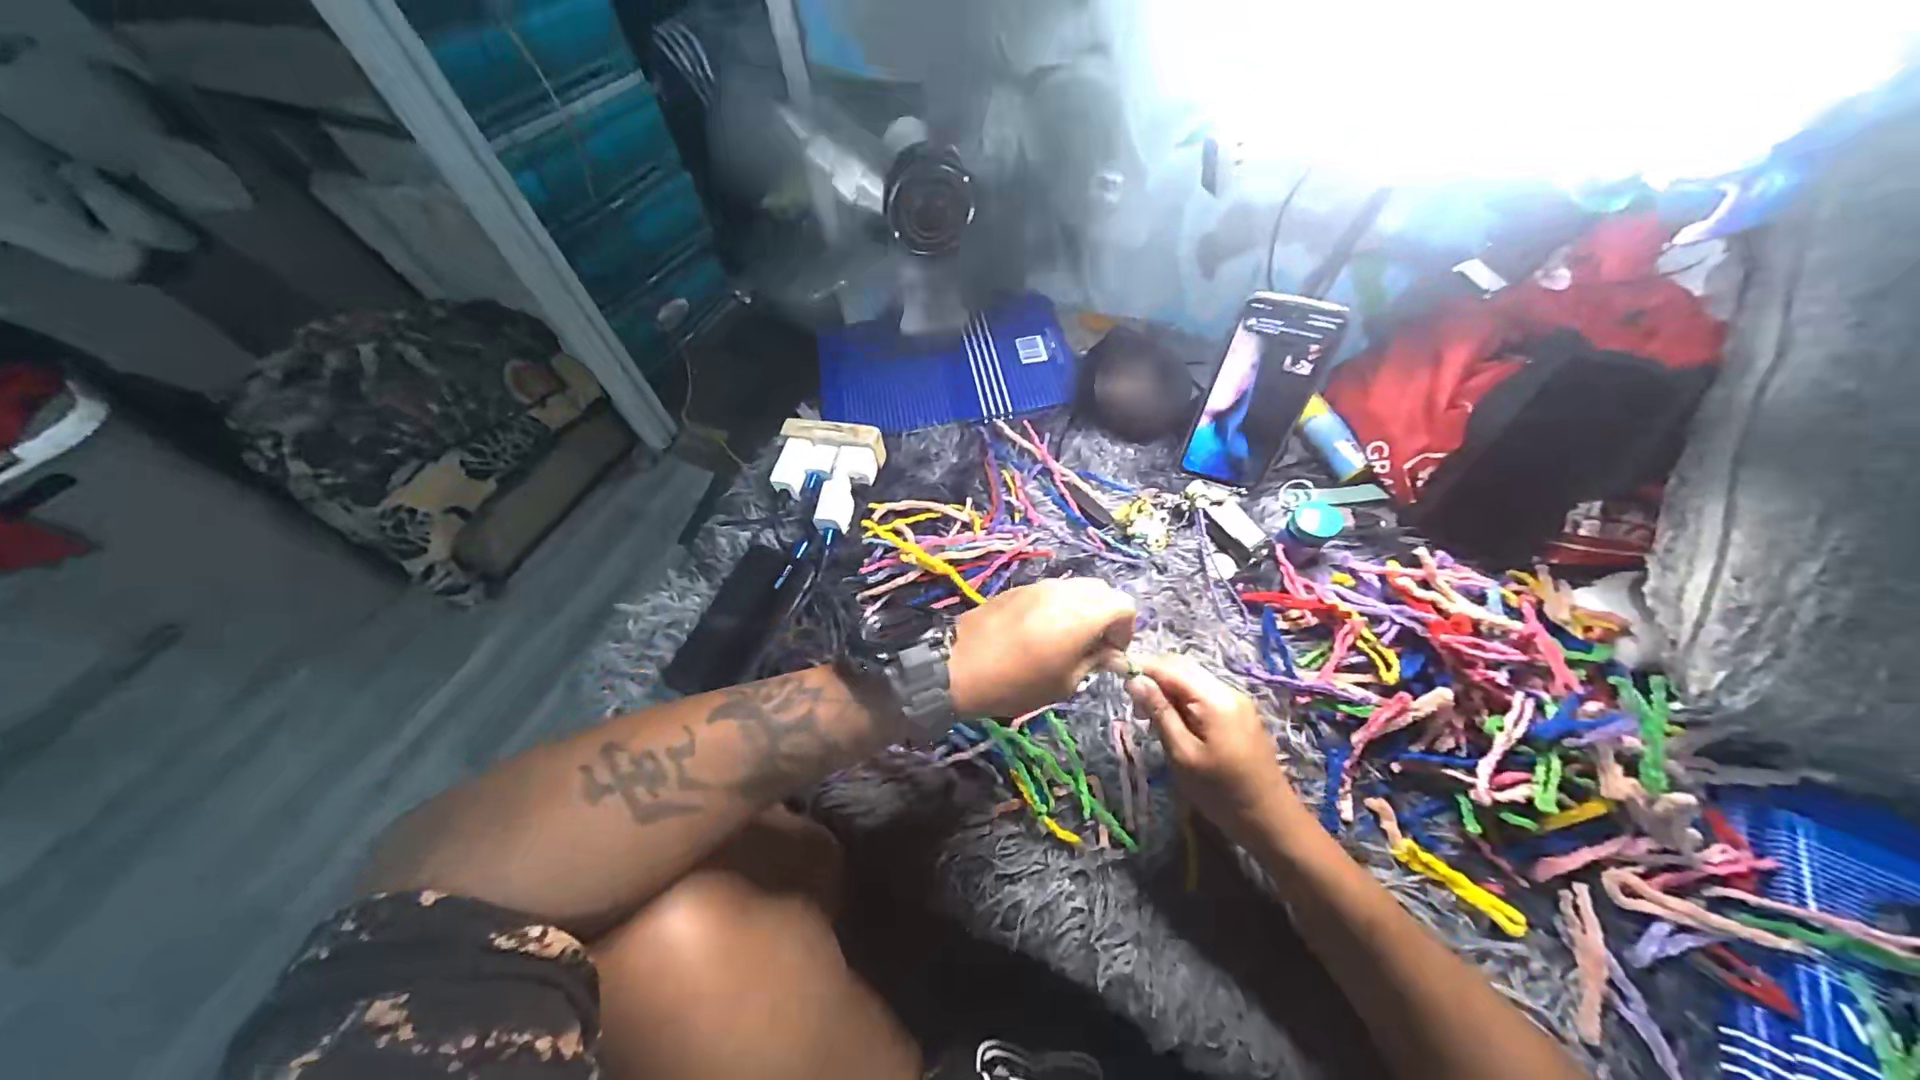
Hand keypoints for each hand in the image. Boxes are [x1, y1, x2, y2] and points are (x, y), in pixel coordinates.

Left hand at [948, 578, 1135, 718]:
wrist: (959, 666)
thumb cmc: (1017, 683)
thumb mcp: (1064, 683)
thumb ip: (1094, 662)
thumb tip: (1111, 655)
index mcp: (1082, 615)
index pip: (1125, 605)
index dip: (1126, 630)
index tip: (1111, 653)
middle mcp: (1064, 592)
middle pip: (1103, 591)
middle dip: (1107, 616)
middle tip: (1094, 645)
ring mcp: (1040, 586)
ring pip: (1078, 587)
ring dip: (1084, 609)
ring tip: (1068, 639)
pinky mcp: (1020, 588)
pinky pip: (1053, 590)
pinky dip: (1061, 605)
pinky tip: (1043, 631)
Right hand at [1126, 654, 1300, 842]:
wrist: (1271, 820)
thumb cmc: (1222, 792)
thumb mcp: (1182, 755)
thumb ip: (1159, 713)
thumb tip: (1135, 680)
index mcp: (1215, 699)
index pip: (1170, 667)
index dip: (1141, 667)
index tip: (1115, 674)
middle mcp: (1228, 691)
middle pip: (1182, 667)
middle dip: (1153, 677)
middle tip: (1133, 705)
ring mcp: (1236, 702)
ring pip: (1192, 680)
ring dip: (1166, 689)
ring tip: (1148, 716)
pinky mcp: (1238, 715)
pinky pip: (1203, 694)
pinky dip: (1182, 700)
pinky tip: (1172, 722)